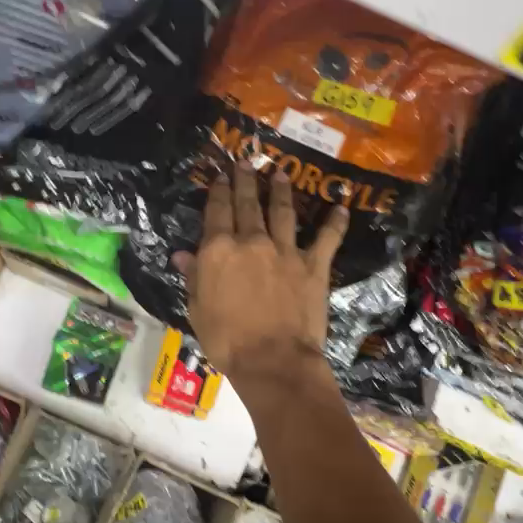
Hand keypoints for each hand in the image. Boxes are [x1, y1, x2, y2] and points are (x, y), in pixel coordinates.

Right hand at [174, 166, 346, 383]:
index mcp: (218, 251)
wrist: (273, 360)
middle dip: (246, 180)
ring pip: (283, 212)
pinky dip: (335, 222)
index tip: (219, 176)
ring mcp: (286, 251)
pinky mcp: (314, 266)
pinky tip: (340, 208)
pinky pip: (327, 238)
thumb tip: (182, 255)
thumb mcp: (197, 310)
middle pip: (248, 203)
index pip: (216, 211)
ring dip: (281, 191)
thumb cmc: (227, 341)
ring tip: (280, 174)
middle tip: (246, 162)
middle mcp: (252, 242)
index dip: (217, 191)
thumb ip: (194, 278)